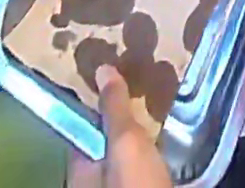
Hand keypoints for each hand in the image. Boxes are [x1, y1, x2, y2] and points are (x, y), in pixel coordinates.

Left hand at [66, 66, 172, 187]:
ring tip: (158, 100)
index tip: (115, 69)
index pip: (81, 123)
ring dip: (137, 130)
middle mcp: (92, 182)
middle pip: (102, 138)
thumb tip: (102, 68)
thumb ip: (113, 109)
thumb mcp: (126, 145)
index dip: (96, 97)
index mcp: (79, 169)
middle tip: (142, 79)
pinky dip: (149, 148)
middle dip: (120, 112)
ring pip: (122, 153)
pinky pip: (139, 165)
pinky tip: (166, 136)